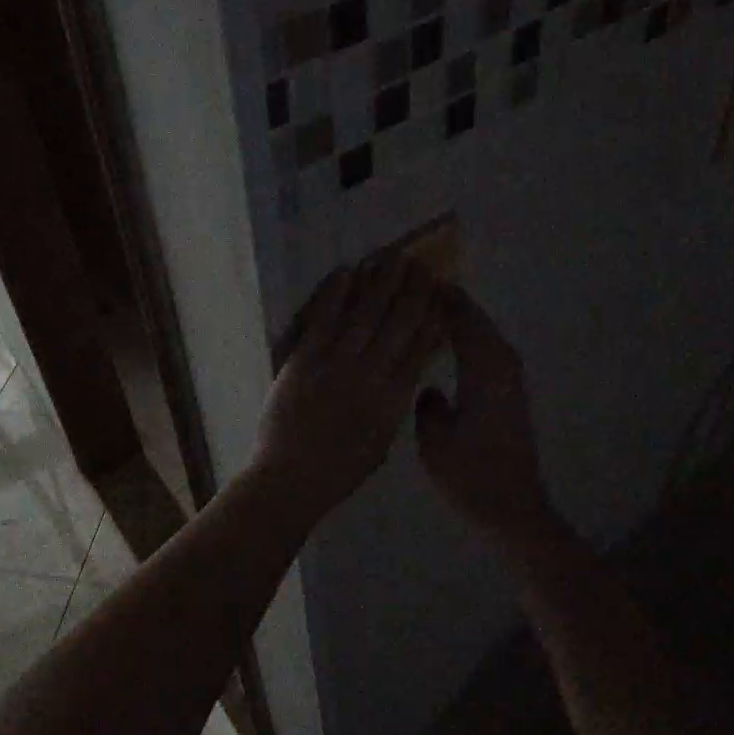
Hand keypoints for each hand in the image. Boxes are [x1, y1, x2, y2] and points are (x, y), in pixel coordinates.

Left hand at [254, 259, 445, 515]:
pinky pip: (324, 318)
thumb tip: (405, 375)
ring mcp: (337, 365)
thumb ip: (393, 405)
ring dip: (380, 282)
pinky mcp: (305, 359)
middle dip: (412, 290)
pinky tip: (347, 272)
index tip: (440, 295)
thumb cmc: (338, 469)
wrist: (293, 478)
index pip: (420, 349)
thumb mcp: (380, 441)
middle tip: (420, 264)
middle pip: (399, 323)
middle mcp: (371, 375)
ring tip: (392, 256)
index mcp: (393, 399)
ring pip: (365, 314)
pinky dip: (336, 293)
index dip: (432, 318)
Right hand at [415, 286, 572, 557]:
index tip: (417, 280)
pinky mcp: (511, 395)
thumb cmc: (470, 475)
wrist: (513, 509)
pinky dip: (471, 339)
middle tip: (420, 286)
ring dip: (463, 319)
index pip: (462, 320)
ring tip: (431, 308)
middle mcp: (502, 368)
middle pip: (478, 322)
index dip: (441, 298)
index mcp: (484, 371)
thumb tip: (428, 387)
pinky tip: (451, 344)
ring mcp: (511, 381)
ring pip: (486, 335)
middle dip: (453, 302)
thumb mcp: (433, 438)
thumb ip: (426, 403)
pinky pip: (489, 351)